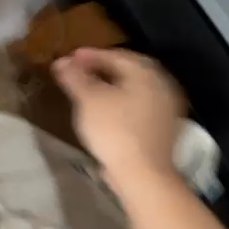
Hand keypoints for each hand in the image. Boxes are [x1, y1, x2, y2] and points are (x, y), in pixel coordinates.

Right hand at [51, 47, 186, 183]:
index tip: (69, 58)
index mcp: (147, 74)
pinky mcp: (164, 126)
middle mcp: (162, 86)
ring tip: (90, 88)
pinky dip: (123, 99)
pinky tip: (107, 108)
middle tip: (80, 70)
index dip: (91, 55)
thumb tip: (61, 61)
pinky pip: (140, 102)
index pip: (117, 56)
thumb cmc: (114, 130)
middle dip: (104, 67)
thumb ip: (75, 77)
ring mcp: (166, 108)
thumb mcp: (88, 100)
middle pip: (130, 69)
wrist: (142, 173)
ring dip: (113, 83)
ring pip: (136, 87)